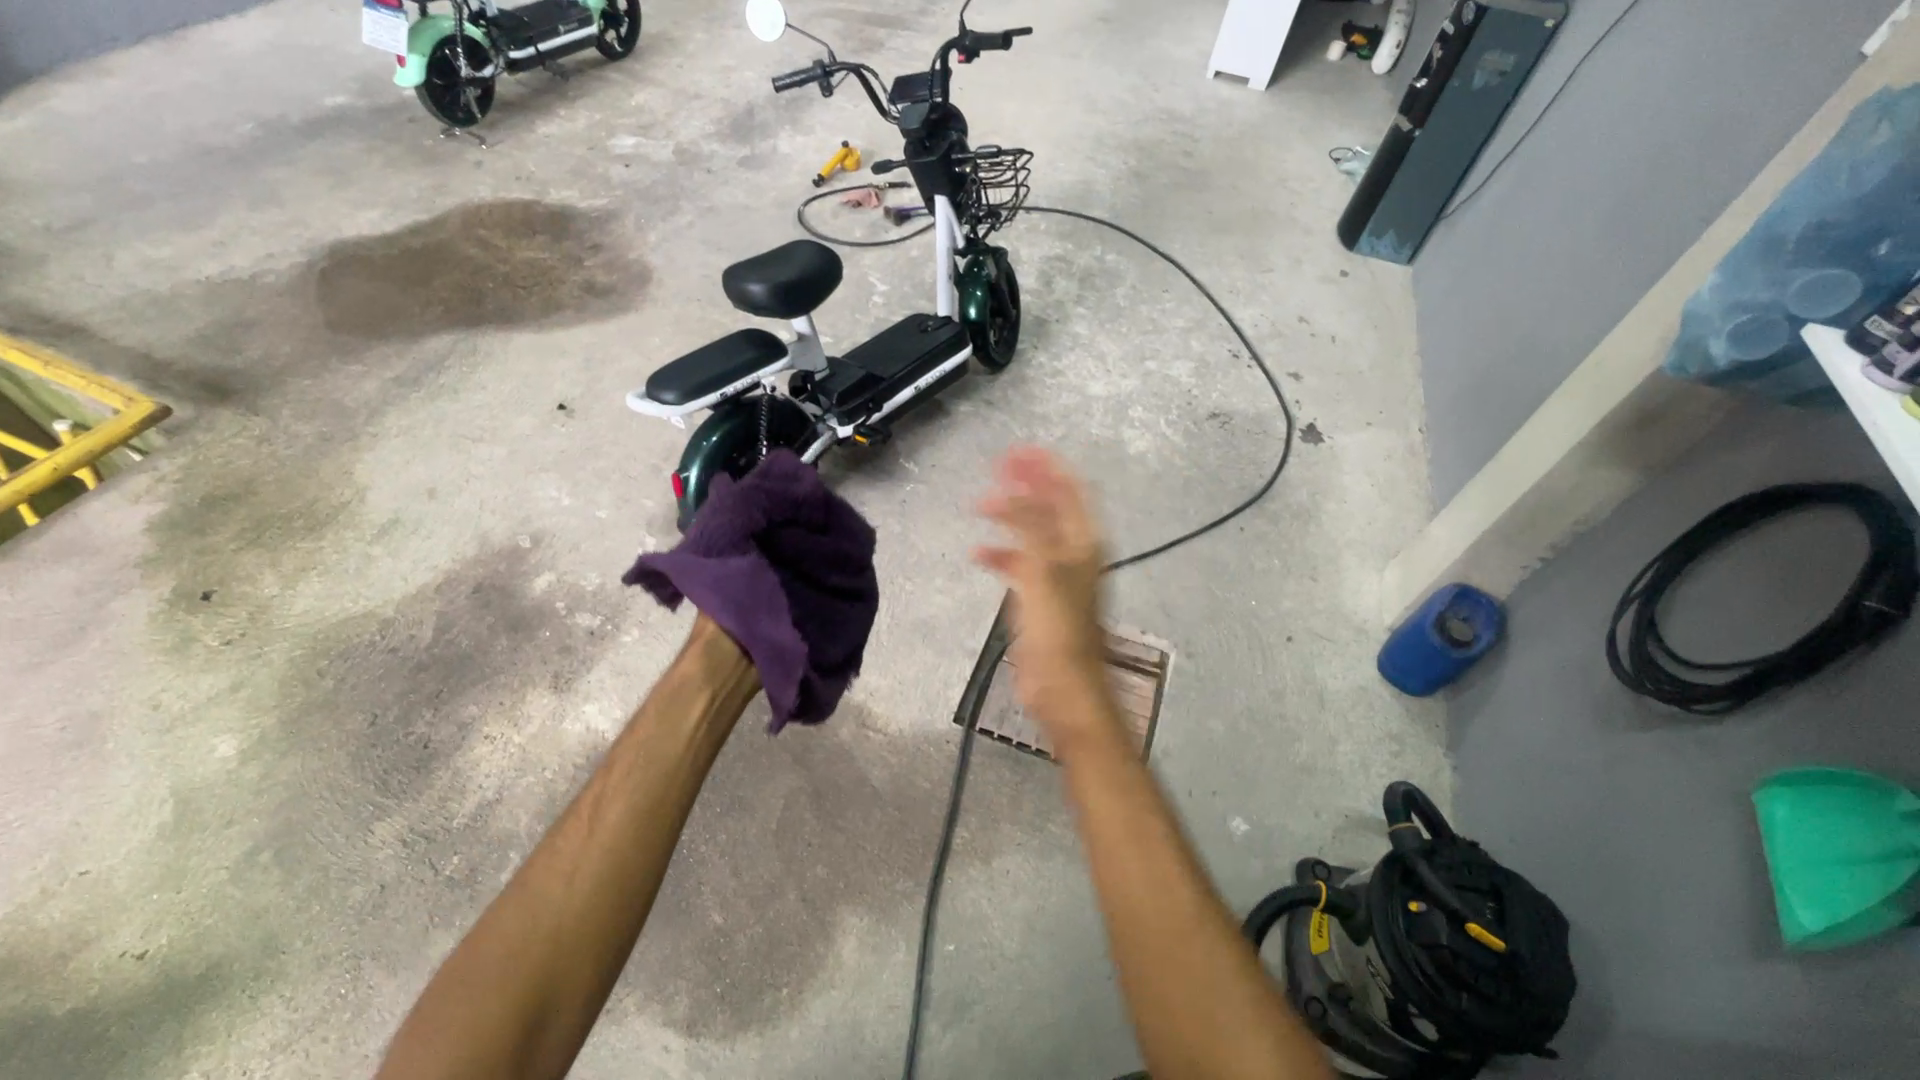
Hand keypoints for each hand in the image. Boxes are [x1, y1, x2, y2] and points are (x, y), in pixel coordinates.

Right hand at [974, 447, 1112, 731]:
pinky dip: (1001, 554)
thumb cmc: (1057, 629)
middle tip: (995, 467)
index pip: (1069, 488)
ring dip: (1010, 516)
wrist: (1064, 688)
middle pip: (1051, 505)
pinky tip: (978, 554)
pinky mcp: (1042, 598)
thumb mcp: (1041, 569)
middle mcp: (1076, 552)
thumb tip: (1009, 487)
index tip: (1016, 450)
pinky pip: (1020, 563)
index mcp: (1084, 540)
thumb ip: (1027, 525)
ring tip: (980, 503)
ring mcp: (1060, 575)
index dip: (1045, 465)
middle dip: (1025, 484)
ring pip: (1034, 532)